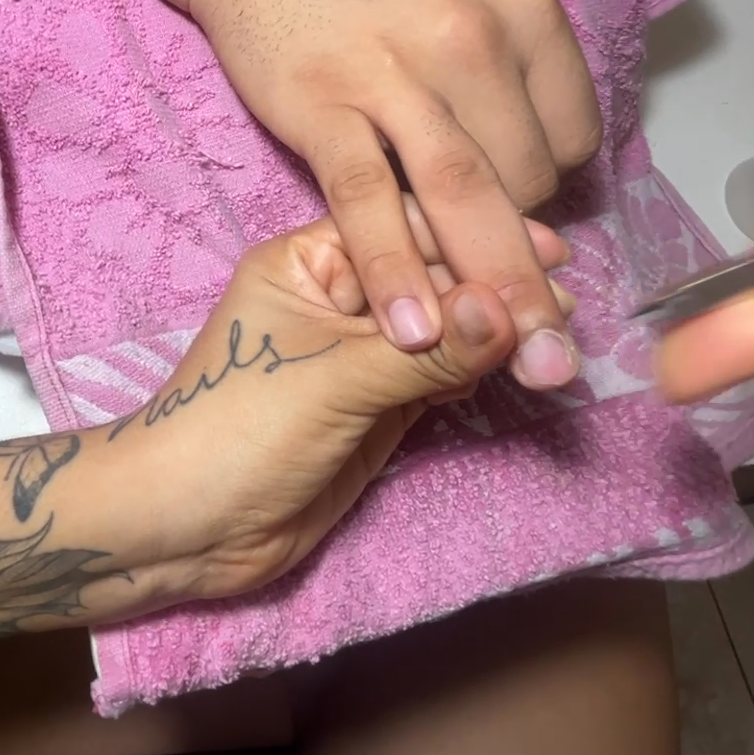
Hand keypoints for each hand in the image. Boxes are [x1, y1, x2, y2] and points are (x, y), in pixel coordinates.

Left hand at [130, 203, 572, 599]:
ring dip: (493, 333)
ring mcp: (358, 350)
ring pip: (440, 327)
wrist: (192, 525)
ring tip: (553, 339)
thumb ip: (427, 348)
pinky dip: (474, 369)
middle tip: (561, 310)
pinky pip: (437, 372)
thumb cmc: (240, 429)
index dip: (472, 240)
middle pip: (428, 277)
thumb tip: (513, 304)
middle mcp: (336, 294)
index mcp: (308, 260)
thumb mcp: (333, 380)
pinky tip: (513, 364)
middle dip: (492, 292)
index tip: (549, 256)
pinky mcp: (376, 400)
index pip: (401, 230)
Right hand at [191, 0, 595, 389]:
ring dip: (489, 287)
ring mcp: (393, 75)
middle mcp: (470, 40)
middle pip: (522, 178)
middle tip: (563, 358)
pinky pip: (369, 199)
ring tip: (514, 365)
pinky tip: (411, 327)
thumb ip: (507, 58)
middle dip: (542, 275)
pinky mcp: (323, 107)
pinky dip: (395, 269)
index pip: (566, 135)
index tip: (514, 231)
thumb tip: (521, 146)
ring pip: (458, 196)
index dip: (546, 198)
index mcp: (522, 8)